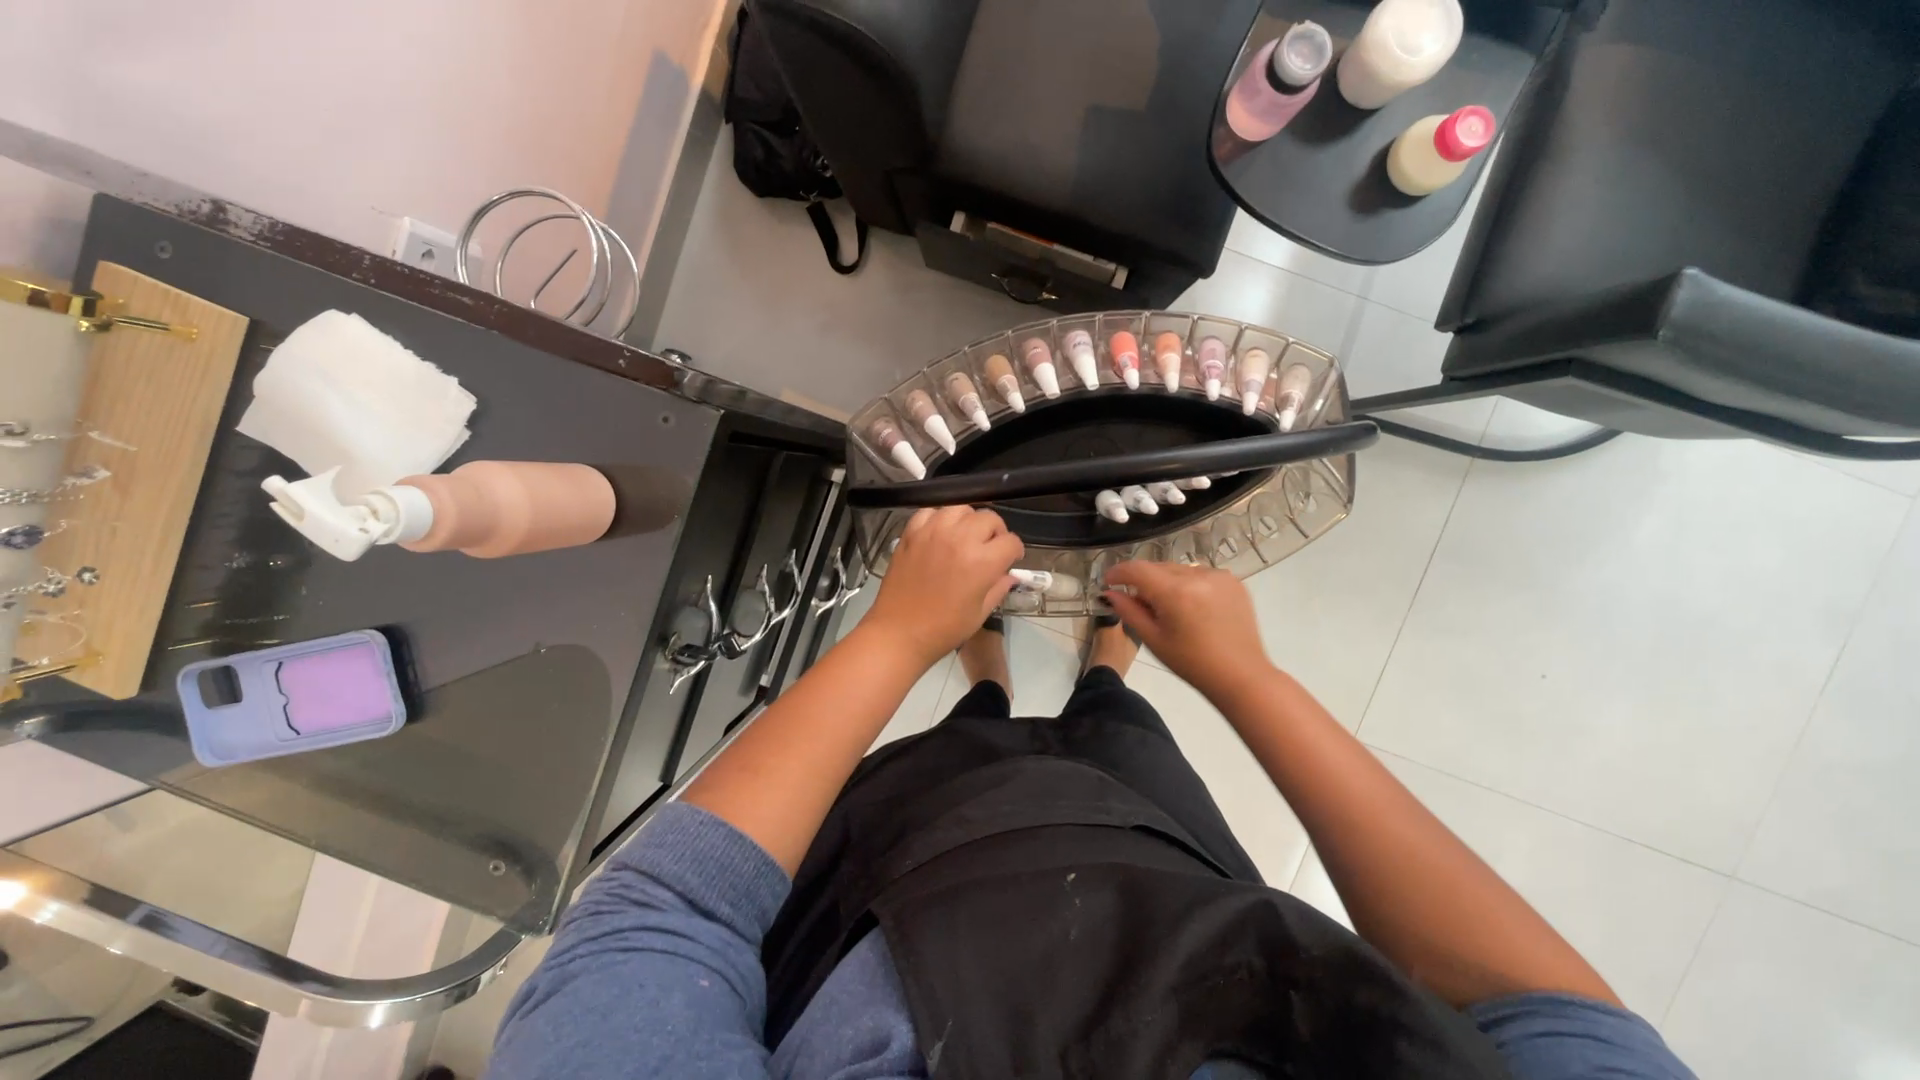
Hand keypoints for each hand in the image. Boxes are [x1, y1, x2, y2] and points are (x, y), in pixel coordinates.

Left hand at [864, 506, 1023, 667]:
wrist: (899, 632)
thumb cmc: (944, 629)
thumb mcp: (980, 613)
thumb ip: (999, 588)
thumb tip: (1010, 576)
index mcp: (982, 561)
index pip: (1011, 541)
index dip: (1015, 551)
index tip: (1010, 560)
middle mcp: (960, 539)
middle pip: (989, 518)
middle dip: (996, 532)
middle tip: (989, 548)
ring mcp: (933, 532)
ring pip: (961, 508)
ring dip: (968, 521)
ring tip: (965, 537)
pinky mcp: (911, 533)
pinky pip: (930, 511)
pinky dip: (939, 518)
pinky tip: (940, 534)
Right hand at [1102, 560, 1271, 699]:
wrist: (1241, 675)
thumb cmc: (1192, 663)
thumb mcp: (1154, 640)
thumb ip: (1129, 611)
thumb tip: (1110, 592)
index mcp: (1176, 592)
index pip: (1138, 569)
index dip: (1118, 572)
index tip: (1108, 581)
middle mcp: (1198, 576)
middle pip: (1159, 567)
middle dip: (1144, 580)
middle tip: (1138, 603)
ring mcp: (1219, 576)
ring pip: (1180, 570)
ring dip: (1167, 582)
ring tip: (1169, 608)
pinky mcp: (1234, 582)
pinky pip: (1201, 575)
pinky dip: (1190, 585)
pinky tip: (1192, 607)